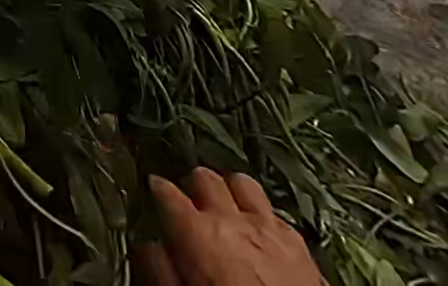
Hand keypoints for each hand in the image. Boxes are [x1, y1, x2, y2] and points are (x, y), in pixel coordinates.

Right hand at [137, 168, 321, 285]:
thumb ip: (161, 271)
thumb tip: (148, 245)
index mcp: (198, 234)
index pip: (166, 192)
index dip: (157, 189)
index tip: (154, 191)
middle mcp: (232, 221)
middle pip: (204, 177)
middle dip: (192, 185)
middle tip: (188, 201)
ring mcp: (269, 230)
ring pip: (242, 183)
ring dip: (230, 191)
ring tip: (225, 206)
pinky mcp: (300, 247)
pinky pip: (275, 213)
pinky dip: (262, 216)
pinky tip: (259, 234)